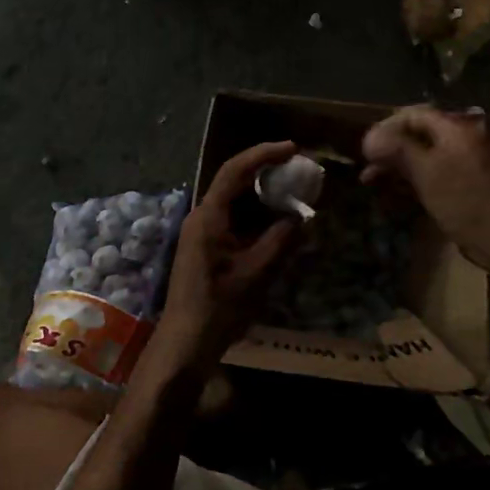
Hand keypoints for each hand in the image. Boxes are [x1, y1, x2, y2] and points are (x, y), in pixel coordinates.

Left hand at [153, 141, 301, 369]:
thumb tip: (303, 217)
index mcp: (208, 217)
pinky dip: (256, 217)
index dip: (263, 154)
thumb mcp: (257, 273)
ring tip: (295, 193)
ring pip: (235, 202)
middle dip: (266, 173)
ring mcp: (202, 233)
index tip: (292, 148)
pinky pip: (233, 220)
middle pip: (234, 182)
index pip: (234, 171)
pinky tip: (278, 223)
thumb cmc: (219, 307)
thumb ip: (281, 240)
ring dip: (263, 196)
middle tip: (299, 171)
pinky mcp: (206, 247)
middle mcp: (201, 217)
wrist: (186, 341)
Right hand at [362, 106, 489, 267]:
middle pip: (417, 135)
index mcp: (453, 130)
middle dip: (389, 148)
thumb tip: (370, 136)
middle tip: (366, 165)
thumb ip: (398, 149)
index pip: (413, 115)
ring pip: (421, 156)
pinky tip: (394, 191)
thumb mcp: (426, 171)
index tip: (366, 147)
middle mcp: (458, 141)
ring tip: (372, 180)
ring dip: (396, 165)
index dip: (386, 126)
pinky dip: (409, 178)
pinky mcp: (461, 186)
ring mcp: (461, 164)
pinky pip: (429, 174)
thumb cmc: (463, 199)